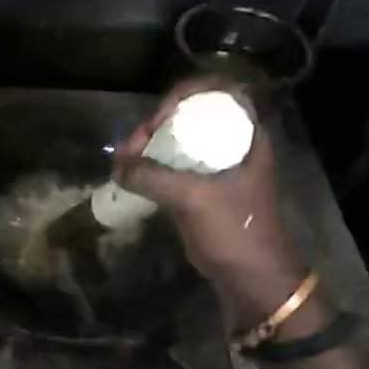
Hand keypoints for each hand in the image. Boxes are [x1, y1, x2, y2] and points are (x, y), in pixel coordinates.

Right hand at [115, 76, 316, 329]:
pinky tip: (130, 174)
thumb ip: (152, 177)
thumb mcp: (192, 198)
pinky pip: (173, 164)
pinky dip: (151, 165)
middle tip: (135, 143)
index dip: (187, 93)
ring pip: (180, 140)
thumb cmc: (234, 230)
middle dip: (158, 122)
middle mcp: (233, 144)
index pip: (219, 91)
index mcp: (246, 136)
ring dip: (150, 144)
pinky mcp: (201, 188)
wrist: (252, 277)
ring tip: (126, 160)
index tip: (162, 116)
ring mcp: (217, 166)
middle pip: (192, 114)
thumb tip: (117, 164)